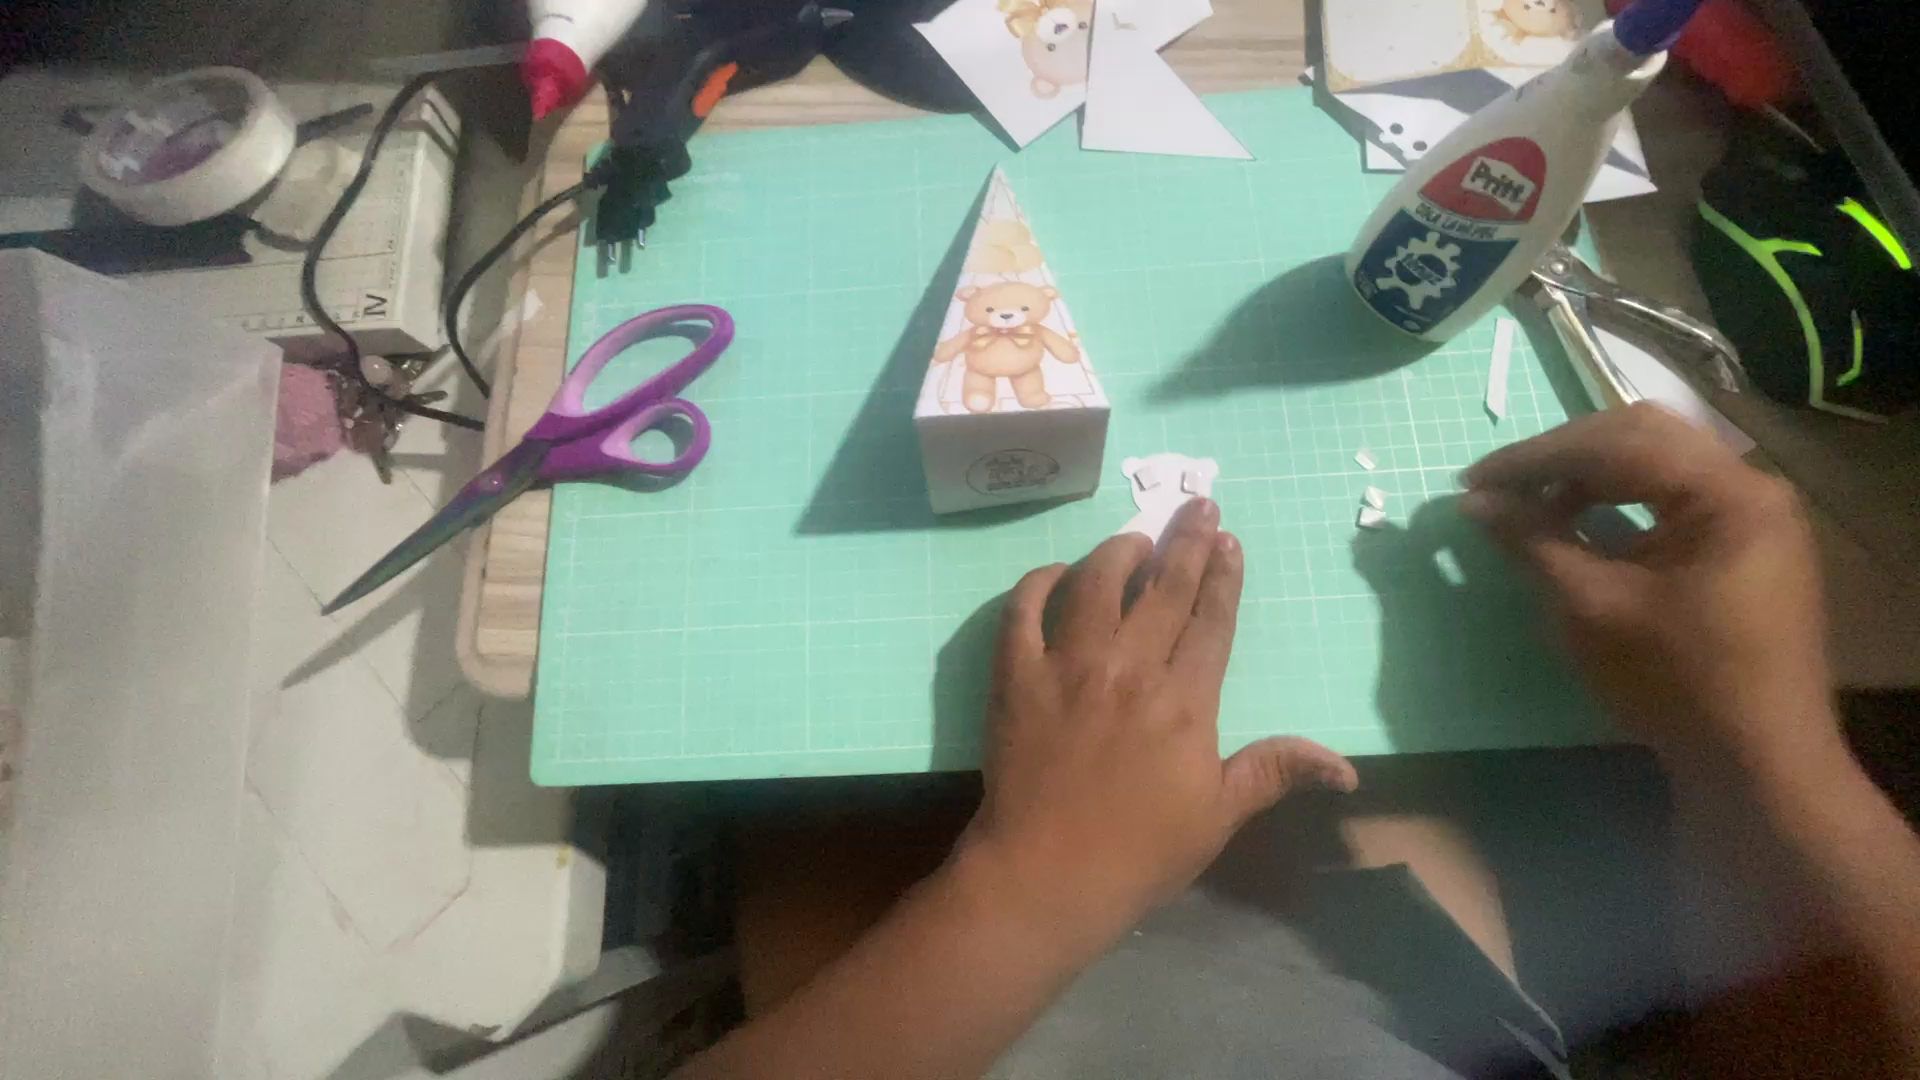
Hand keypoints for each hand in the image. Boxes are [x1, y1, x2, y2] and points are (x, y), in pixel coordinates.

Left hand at [957, 498, 1357, 935]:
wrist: (1046, 871)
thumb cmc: (1139, 850)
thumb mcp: (1218, 816)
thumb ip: (1274, 772)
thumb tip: (1347, 767)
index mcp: (1184, 700)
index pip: (1210, 620)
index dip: (1223, 576)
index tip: (1228, 539)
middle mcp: (1128, 667)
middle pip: (1163, 589)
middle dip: (1185, 542)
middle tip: (1198, 504)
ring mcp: (1067, 665)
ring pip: (1094, 585)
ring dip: (1117, 553)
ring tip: (1134, 537)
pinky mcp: (1016, 672)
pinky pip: (1023, 609)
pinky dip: (1039, 583)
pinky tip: (1055, 572)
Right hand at [1460, 404, 1839, 776]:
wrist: (1751, 753)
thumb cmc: (1669, 676)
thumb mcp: (1586, 603)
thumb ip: (1530, 539)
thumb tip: (1472, 501)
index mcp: (1726, 496)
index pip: (1617, 444)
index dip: (1534, 457)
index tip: (1470, 481)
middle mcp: (1746, 488)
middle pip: (1638, 436)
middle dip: (1556, 454)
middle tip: (1495, 484)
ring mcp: (1744, 513)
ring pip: (1648, 460)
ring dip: (1578, 473)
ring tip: (1521, 502)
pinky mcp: (1732, 539)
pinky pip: (1660, 493)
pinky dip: (1605, 497)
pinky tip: (1565, 519)